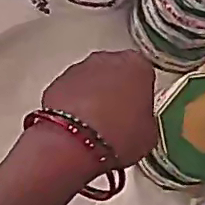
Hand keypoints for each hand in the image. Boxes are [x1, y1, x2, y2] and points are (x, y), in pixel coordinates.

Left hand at [40, 50, 159, 166]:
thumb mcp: (148, 135)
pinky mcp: (56, 83)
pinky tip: (77, 129)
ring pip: (90, 81)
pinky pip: (69, 93)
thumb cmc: (117, 135)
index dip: (141, 96)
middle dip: (115, 92)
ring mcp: (78, 69)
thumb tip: (138, 125)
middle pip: (115, 73)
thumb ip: (145, 120)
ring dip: (92, 98)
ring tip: (96, 129)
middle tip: (118, 121)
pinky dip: (72, 106)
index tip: (139, 112)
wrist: (76, 143)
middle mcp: (107, 60)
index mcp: (138, 66)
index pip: (144, 75)